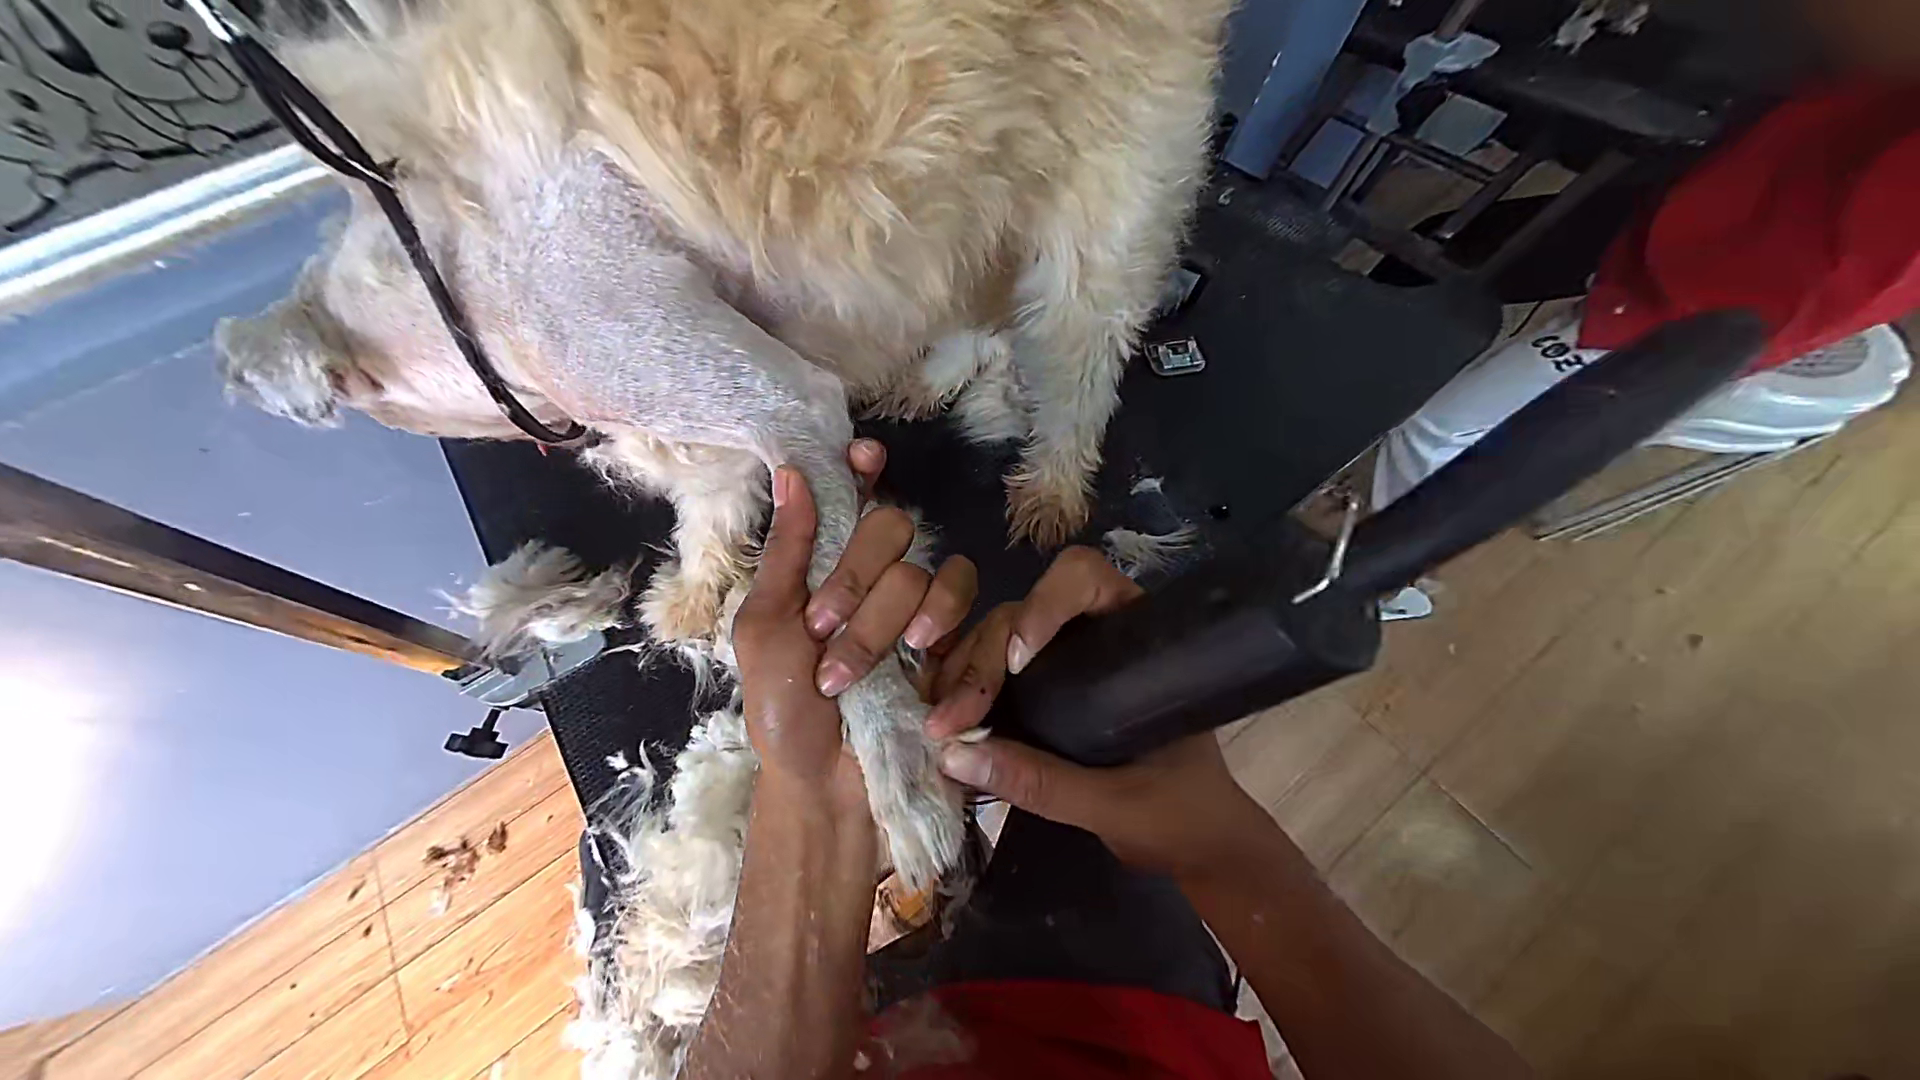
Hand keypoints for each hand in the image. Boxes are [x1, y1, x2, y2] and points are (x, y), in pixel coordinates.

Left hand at [731, 441, 977, 811]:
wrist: (832, 787)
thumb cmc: (786, 709)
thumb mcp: (767, 630)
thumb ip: (788, 554)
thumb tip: (794, 472)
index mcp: (831, 566)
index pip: (856, 498)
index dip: (862, 470)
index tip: (867, 456)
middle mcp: (881, 577)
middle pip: (894, 528)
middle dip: (856, 581)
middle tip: (825, 633)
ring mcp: (926, 611)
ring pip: (933, 574)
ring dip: (889, 625)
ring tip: (868, 676)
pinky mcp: (963, 648)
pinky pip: (981, 620)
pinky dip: (957, 650)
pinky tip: (928, 691)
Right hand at [927, 547, 1269, 879]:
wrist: (1192, 842)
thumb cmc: (1180, 815)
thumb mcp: (1116, 804)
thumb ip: (1042, 782)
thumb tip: (953, 755)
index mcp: (1134, 634)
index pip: (1083, 579)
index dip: (1043, 605)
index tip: (1019, 664)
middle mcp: (1090, 633)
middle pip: (1021, 614)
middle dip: (981, 661)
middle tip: (949, 720)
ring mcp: (1059, 660)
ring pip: (994, 639)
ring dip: (959, 676)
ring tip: (937, 724)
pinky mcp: (1036, 691)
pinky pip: (986, 671)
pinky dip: (958, 689)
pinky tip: (940, 718)